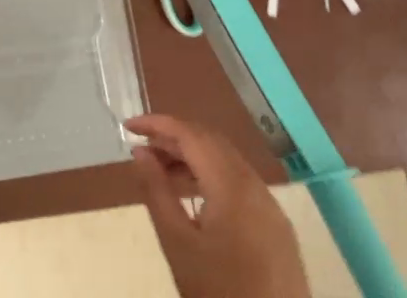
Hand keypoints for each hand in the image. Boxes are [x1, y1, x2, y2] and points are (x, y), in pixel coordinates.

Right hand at [126, 114, 309, 297]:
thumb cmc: (217, 291)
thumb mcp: (176, 240)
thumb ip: (156, 189)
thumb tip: (141, 152)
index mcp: (233, 189)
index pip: (193, 136)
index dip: (158, 124)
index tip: (128, 127)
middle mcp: (258, 190)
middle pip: (213, 143)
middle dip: (175, 137)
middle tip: (141, 147)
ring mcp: (273, 210)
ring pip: (228, 163)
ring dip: (193, 157)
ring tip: (160, 171)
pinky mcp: (278, 229)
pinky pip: (241, 185)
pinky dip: (211, 176)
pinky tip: (192, 195)